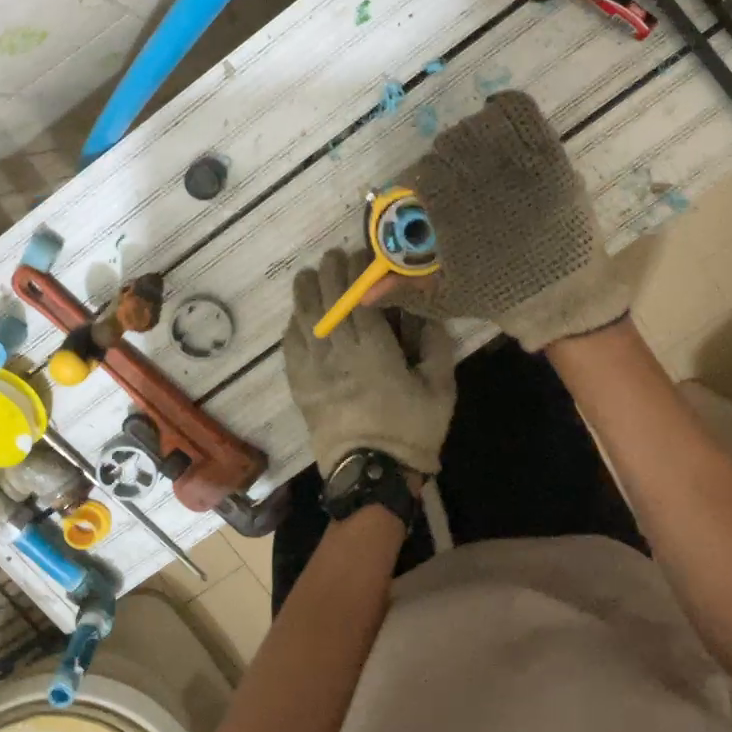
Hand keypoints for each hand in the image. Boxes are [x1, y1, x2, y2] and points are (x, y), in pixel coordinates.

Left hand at [283, 248, 455, 474]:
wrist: (372, 475)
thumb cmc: (412, 432)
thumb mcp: (440, 389)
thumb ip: (436, 346)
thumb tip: (428, 312)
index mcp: (374, 350)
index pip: (359, 299)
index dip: (357, 273)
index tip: (359, 255)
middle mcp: (339, 353)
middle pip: (329, 303)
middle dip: (330, 274)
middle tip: (333, 256)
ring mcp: (315, 371)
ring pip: (305, 321)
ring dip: (305, 294)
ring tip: (308, 275)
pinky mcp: (301, 388)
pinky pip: (290, 350)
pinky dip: (292, 328)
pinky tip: (296, 316)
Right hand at [394, 90, 629, 350]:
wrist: (565, 295)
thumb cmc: (503, 295)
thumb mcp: (446, 298)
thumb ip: (402, 290)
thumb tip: (362, 295)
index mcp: (454, 212)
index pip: (423, 172)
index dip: (422, 180)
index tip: (429, 193)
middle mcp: (480, 181)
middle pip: (448, 144)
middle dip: (446, 158)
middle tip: (455, 177)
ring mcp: (517, 164)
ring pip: (477, 125)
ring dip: (472, 135)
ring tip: (479, 156)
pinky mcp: (548, 156)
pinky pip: (518, 112)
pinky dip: (505, 110)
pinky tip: (499, 123)